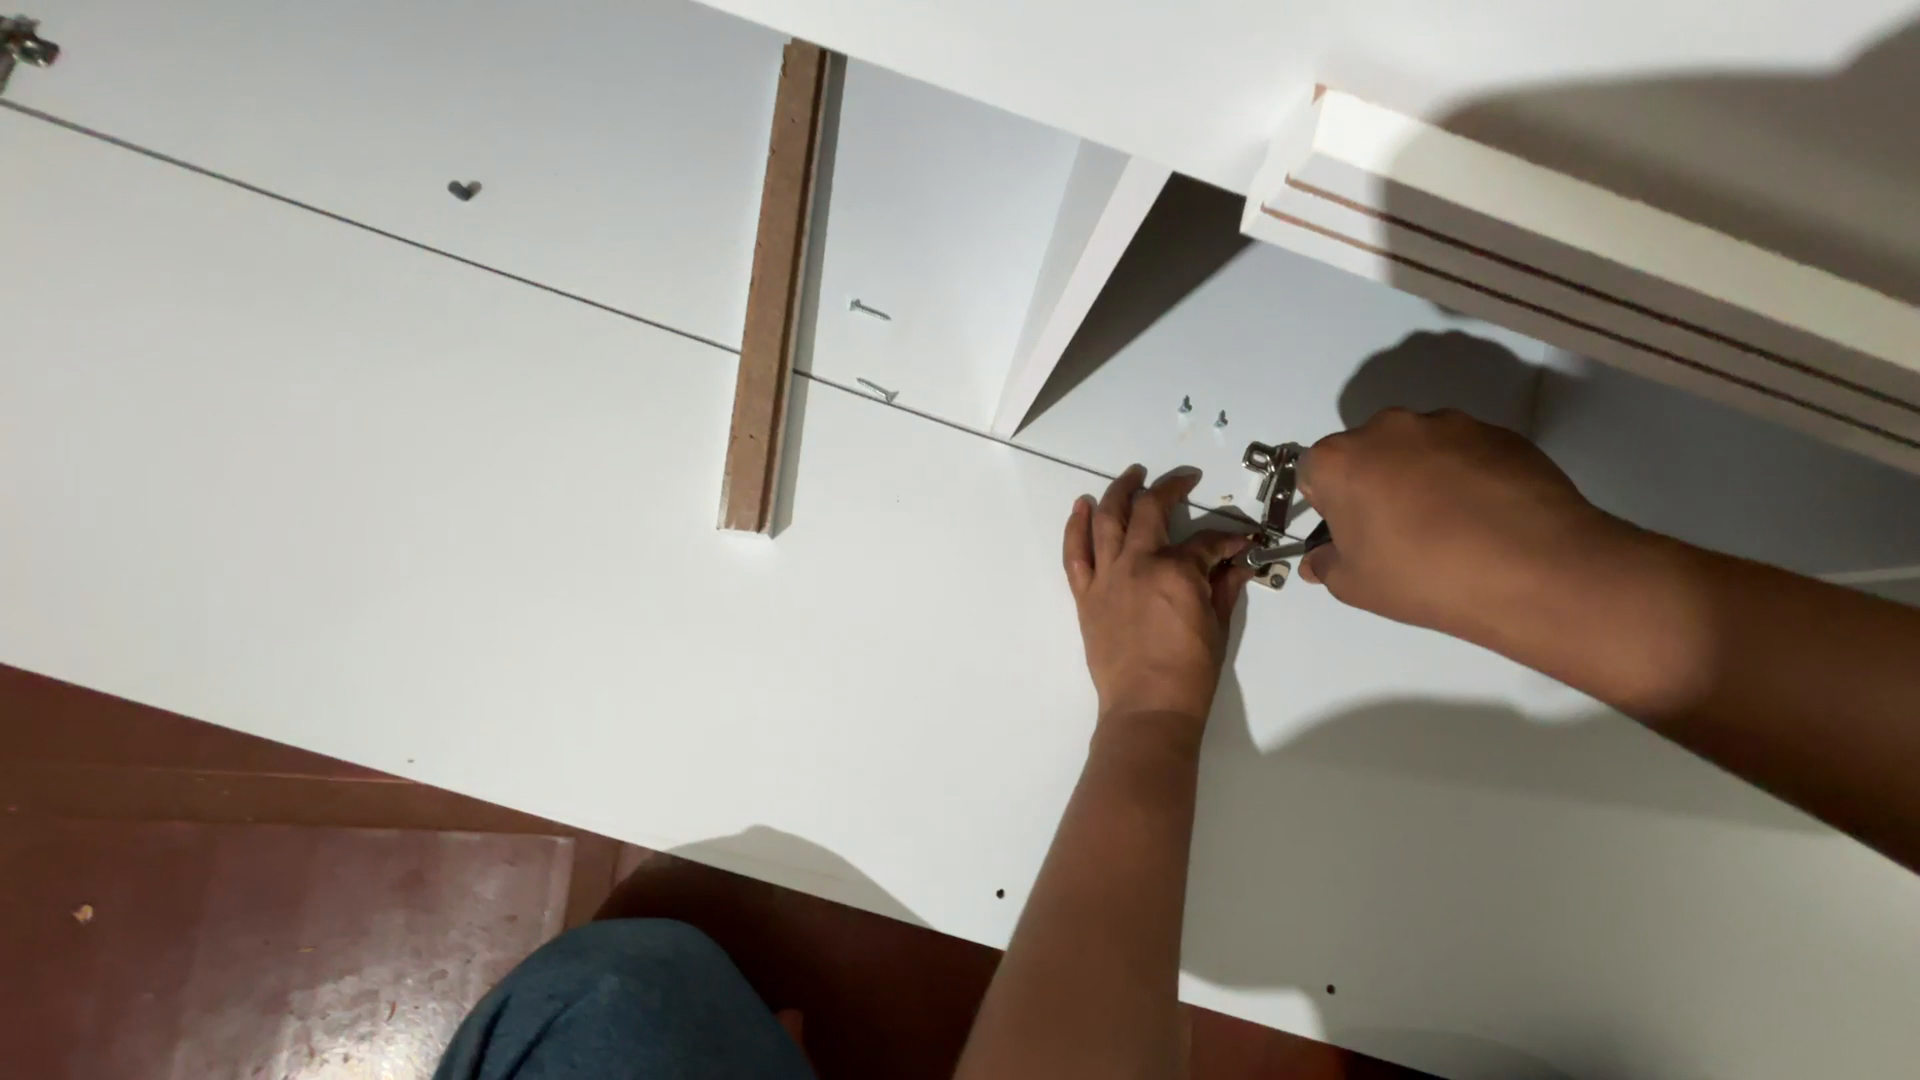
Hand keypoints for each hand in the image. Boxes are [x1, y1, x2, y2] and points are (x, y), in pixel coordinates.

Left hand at [1062, 465, 1256, 725]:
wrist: (1146, 707)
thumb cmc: (1189, 673)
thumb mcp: (1218, 627)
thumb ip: (1224, 587)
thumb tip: (1238, 563)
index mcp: (1176, 571)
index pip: (1206, 541)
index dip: (1227, 536)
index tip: (1240, 539)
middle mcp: (1137, 563)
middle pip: (1150, 511)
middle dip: (1170, 488)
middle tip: (1183, 479)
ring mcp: (1106, 576)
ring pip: (1107, 520)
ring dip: (1119, 491)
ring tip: (1132, 474)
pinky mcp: (1085, 595)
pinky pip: (1075, 553)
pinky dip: (1076, 526)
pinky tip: (1082, 505)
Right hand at [1298, 407, 1629, 642]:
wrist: (1533, 569)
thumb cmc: (1421, 575)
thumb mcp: (1353, 585)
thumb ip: (1326, 564)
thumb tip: (1321, 559)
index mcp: (1340, 460)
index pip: (1314, 472)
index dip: (1329, 504)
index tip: (1352, 532)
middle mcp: (1388, 428)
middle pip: (1366, 452)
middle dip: (1374, 483)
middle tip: (1398, 530)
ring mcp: (1448, 425)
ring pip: (1418, 449)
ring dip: (1421, 476)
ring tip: (1450, 524)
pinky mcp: (1499, 433)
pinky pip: (1465, 453)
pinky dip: (1466, 476)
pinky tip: (1484, 517)